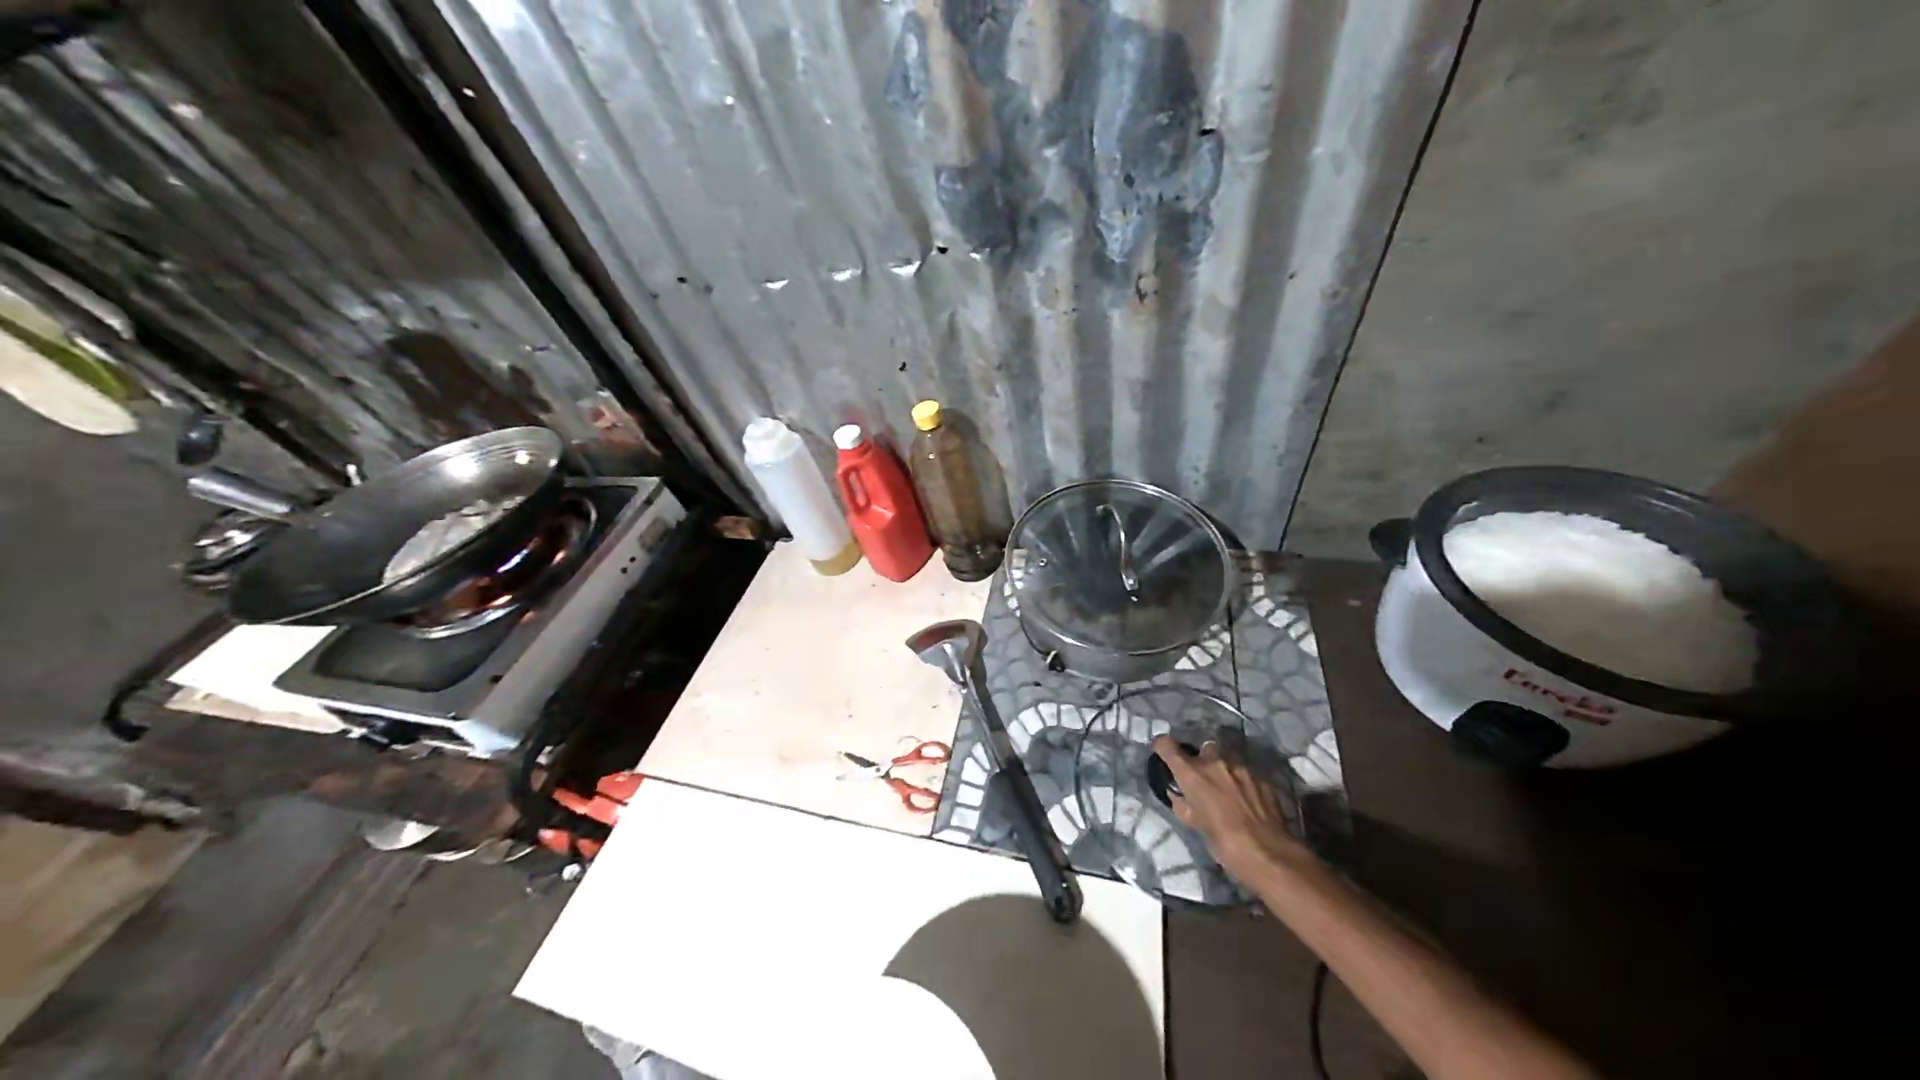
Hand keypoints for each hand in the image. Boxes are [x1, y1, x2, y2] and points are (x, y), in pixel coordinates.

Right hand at [1152, 735, 1306, 879]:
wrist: (1267, 851)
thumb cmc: (1222, 841)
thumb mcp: (1192, 824)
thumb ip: (1181, 803)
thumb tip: (1177, 794)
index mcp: (1192, 773)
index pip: (1167, 745)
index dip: (1162, 747)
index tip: (1163, 754)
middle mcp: (1215, 762)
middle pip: (1203, 747)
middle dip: (1202, 759)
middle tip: (1205, 780)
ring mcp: (1241, 766)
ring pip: (1228, 759)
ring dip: (1224, 770)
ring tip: (1229, 791)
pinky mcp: (1262, 776)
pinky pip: (1247, 772)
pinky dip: (1243, 781)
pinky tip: (1248, 800)